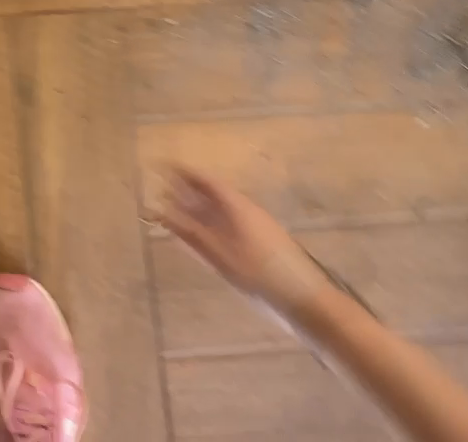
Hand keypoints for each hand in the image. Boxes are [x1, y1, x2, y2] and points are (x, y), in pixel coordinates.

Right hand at [153, 165, 336, 318]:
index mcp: (237, 206)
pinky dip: (210, 223)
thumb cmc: (260, 274)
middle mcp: (247, 210)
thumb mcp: (219, 254)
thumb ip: (189, 231)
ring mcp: (257, 226)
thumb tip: (160, 210)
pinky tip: (202, 236)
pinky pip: (229, 223)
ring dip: (198, 207)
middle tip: (162, 189)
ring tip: (176, 211)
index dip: (183, 172)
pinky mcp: (263, 242)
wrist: (307, 301)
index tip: (162, 166)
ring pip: (221, 209)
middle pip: (213, 193)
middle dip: (187, 190)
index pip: (205, 180)